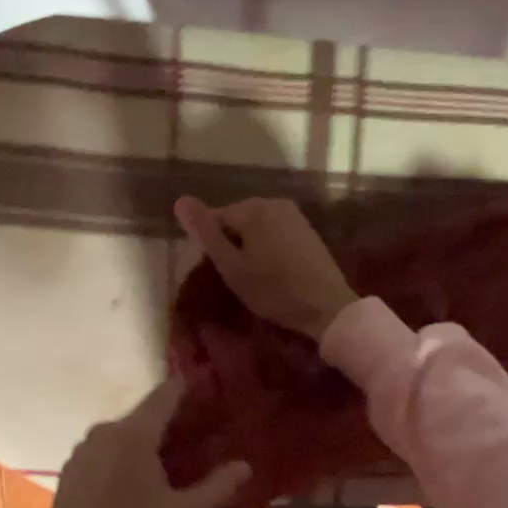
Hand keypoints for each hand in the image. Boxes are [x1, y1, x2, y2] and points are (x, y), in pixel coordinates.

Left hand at [20, 378, 250, 507]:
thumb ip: (217, 488)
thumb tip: (245, 466)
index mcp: (132, 434)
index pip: (164, 395)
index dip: (187, 386)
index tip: (207, 382)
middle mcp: (103, 433)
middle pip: (143, 416)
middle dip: (171, 419)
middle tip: (201, 428)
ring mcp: (81, 453)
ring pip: (123, 436)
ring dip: (147, 441)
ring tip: (174, 455)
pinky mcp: (70, 474)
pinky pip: (106, 453)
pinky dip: (126, 457)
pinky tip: (140, 479)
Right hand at [173, 196, 360, 340]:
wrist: (327, 307)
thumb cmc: (274, 290)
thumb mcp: (232, 267)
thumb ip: (206, 233)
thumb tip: (180, 200)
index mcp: (252, 207)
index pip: (216, 218)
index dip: (210, 245)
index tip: (216, 272)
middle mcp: (274, 202)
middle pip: (238, 221)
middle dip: (231, 244)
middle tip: (234, 278)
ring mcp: (295, 216)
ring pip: (258, 228)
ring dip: (251, 248)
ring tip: (253, 278)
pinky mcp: (309, 232)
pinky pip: (277, 235)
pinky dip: (269, 250)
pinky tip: (274, 273)